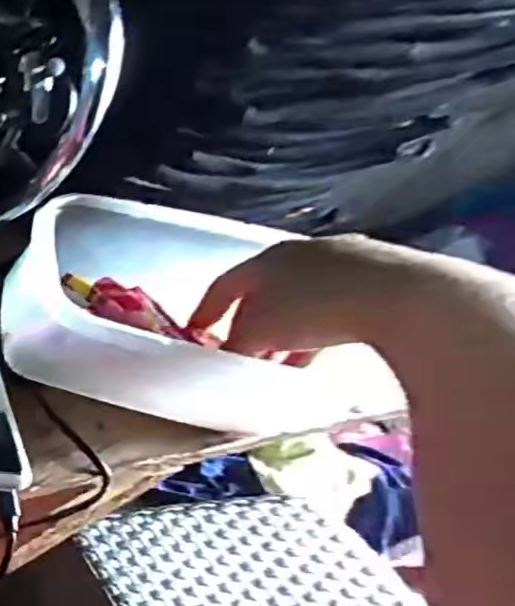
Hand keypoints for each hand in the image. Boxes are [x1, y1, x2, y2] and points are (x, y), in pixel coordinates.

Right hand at [187, 235, 454, 363]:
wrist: (409, 298)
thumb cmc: (310, 313)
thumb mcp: (254, 337)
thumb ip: (232, 345)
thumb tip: (227, 353)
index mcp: (262, 260)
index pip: (221, 288)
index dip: (205, 313)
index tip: (197, 335)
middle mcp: (301, 250)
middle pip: (264, 291)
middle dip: (253, 322)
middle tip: (248, 349)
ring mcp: (349, 255)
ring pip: (304, 294)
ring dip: (291, 325)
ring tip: (287, 355)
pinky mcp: (387, 268)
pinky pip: (342, 296)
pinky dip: (327, 320)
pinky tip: (324, 343)